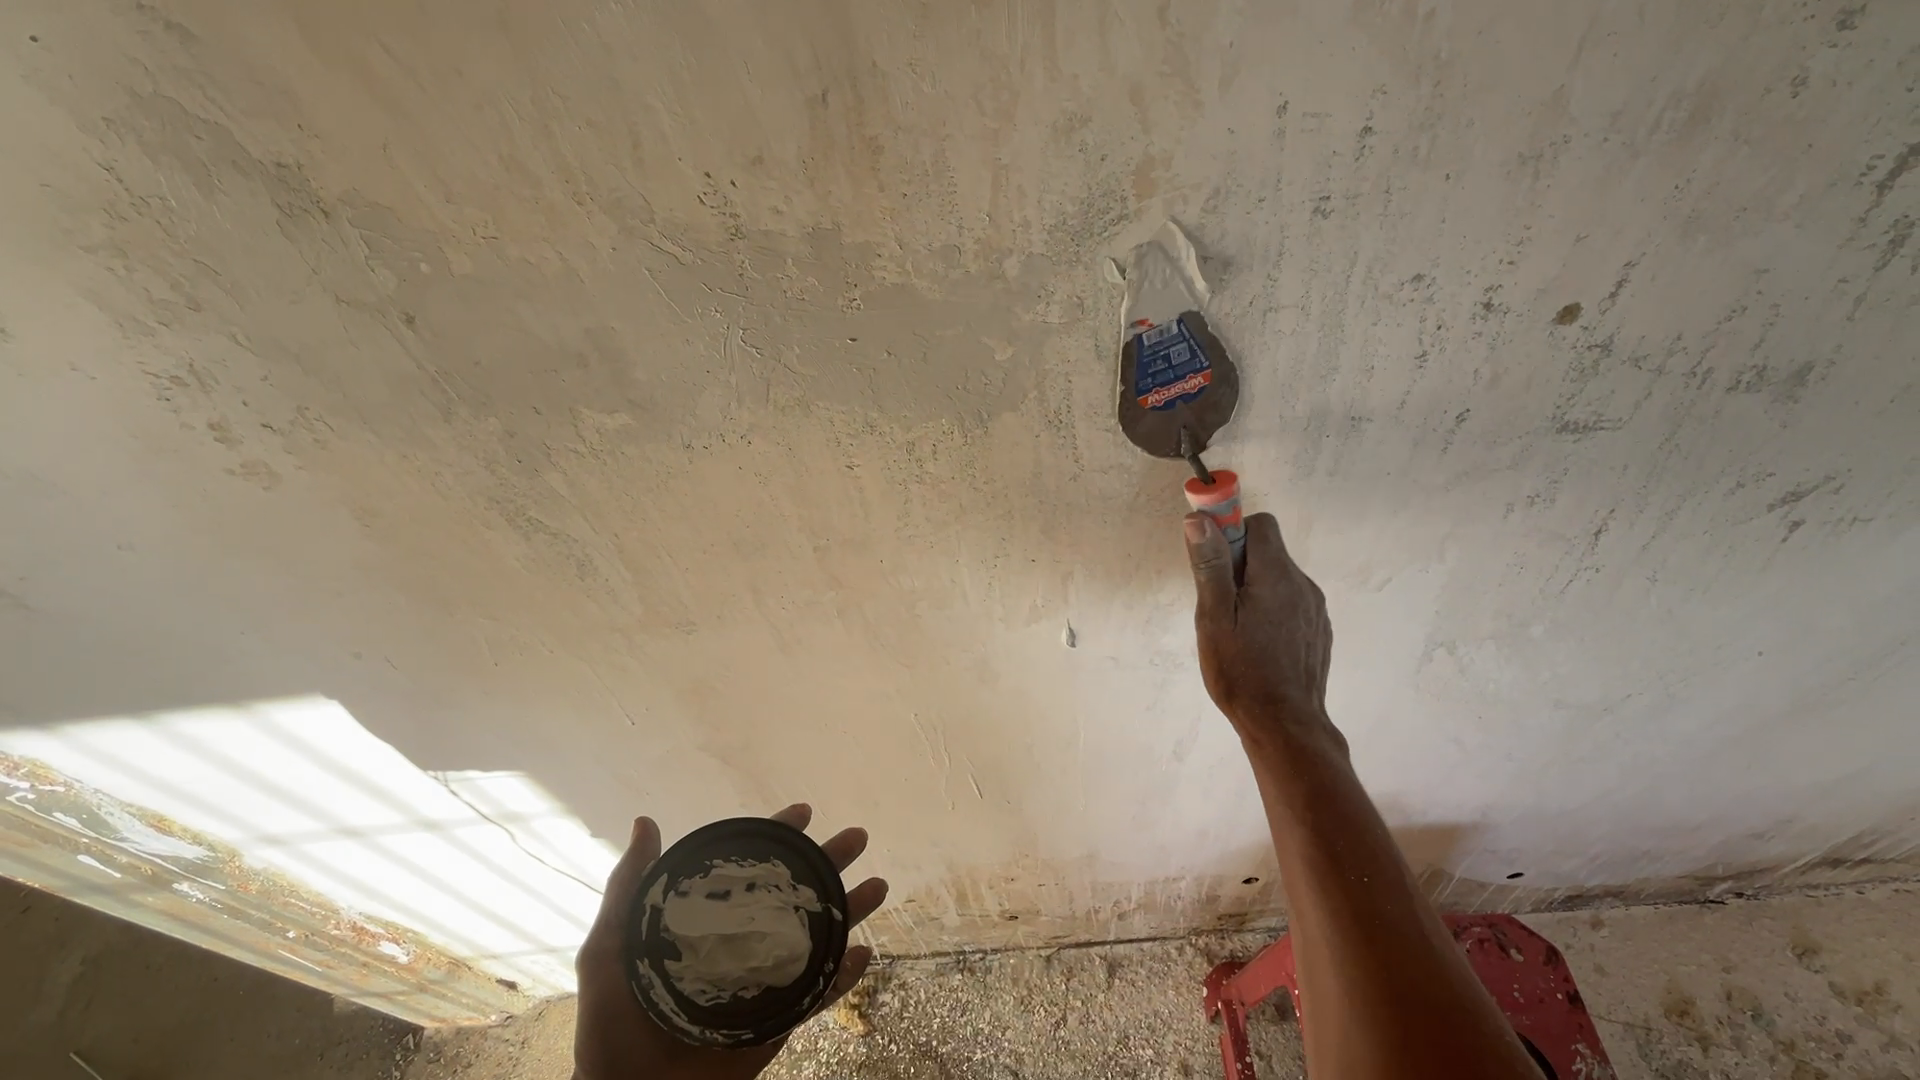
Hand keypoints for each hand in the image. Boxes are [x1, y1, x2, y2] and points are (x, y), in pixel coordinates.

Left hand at [574, 804, 888, 1079]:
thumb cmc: (612, 1028)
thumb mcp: (607, 951)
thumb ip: (628, 889)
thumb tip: (645, 822)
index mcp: (708, 922)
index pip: (750, 869)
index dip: (777, 838)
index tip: (804, 812)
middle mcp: (743, 944)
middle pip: (795, 896)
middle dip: (828, 863)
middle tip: (856, 837)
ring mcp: (765, 982)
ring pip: (817, 938)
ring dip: (849, 911)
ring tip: (877, 886)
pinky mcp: (778, 1024)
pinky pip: (818, 997)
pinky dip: (844, 977)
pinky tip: (863, 954)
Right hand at [1183, 512, 1337, 741]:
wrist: (1285, 725)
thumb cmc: (1241, 671)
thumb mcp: (1214, 617)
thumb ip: (1210, 565)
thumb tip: (1199, 519)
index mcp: (1277, 576)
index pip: (1261, 524)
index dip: (1232, 531)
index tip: (1212, 559)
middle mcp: (1303, 585)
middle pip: (1268, 552)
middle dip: (1238, 566)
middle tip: (1217, 604)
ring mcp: (1315, 610)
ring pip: (1278, 580)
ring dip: (1254, 590)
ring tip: (1235, 630)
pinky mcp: (1318, 632)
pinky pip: (1290, 604)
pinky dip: (1270, 610)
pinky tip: (1257, 645)